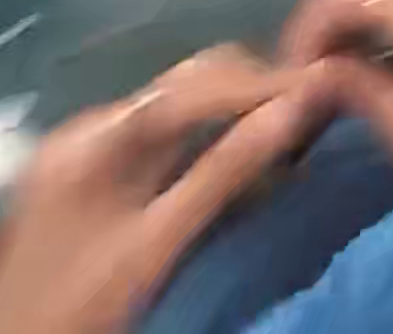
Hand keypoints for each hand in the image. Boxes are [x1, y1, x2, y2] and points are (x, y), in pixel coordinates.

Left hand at [0, 46, 324, 333]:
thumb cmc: (77, 318)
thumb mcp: (155, 249)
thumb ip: (225, 174)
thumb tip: (295, 109)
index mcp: (97, 137)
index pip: (194, 86)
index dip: (259, 84)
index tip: (315, 87)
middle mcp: (91, 125)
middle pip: (186, 82)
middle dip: (249, 86)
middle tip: (304, 108)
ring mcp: (87, 146)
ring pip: (179, 102)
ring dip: (232, 106)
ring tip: (281, 125)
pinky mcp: (91, 170)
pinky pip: (164, 132)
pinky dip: (207, 133)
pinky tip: (234, 152)